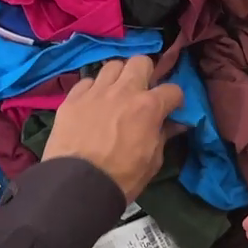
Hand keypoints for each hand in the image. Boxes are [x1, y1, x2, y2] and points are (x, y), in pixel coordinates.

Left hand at [42, 56, 184, 200]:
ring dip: (119, 77)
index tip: (171, 109)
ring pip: (113, 65)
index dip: (175, 100)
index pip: (173, 90)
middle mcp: (124, 91)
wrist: (77, 186)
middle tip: (142, 92)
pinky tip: (93, 103)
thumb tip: (174, 124)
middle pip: (141, 61)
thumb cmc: (122, 178)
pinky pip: (87, 82)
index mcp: (149, 107)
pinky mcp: (73, 98)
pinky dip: (93, 89)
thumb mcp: (152, 161)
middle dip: (146, 74)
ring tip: (116, 93)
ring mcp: (96, 92)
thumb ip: (163, 136)